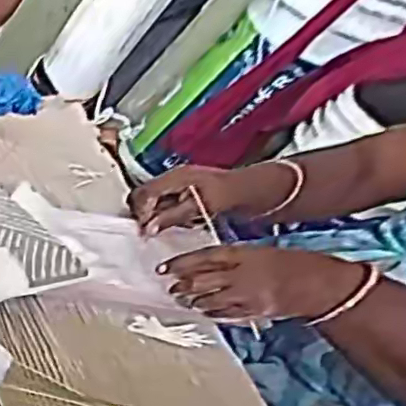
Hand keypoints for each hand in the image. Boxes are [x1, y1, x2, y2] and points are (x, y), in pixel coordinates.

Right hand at [129, 163, 296, 234]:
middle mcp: (174, 180)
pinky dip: (164, 219)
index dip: (139, 211)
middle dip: (144, 215)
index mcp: (177, 177)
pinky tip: (180, 222)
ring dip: (155, 218)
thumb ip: (173, 216)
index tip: (146, 226)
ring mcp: (178, 188)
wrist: (266, 189)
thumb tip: (147, 228)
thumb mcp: (204, 205)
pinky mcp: (183, 196)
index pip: (141, 194)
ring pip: (149, 206)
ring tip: (173, 223)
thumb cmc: (240, 191)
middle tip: (153, 228)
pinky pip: (161, 209)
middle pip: (141, 199)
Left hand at [163, 245, 367, 321]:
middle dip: (182, 286)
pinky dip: (209, 311)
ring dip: (192, 301)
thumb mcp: (269, 254)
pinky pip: (218, 314)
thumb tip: (202, 268)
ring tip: (188, 300)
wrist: (329, 286)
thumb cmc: (301, 266)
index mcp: (252, 254)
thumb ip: (237, 260)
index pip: (208, 256)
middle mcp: (246, 274)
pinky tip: (207, 309)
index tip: (163, 268)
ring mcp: (247, 294)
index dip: (182, 263)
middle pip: (200, 281)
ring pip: (204, 300)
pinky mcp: (250, 311)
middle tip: (174, 287)